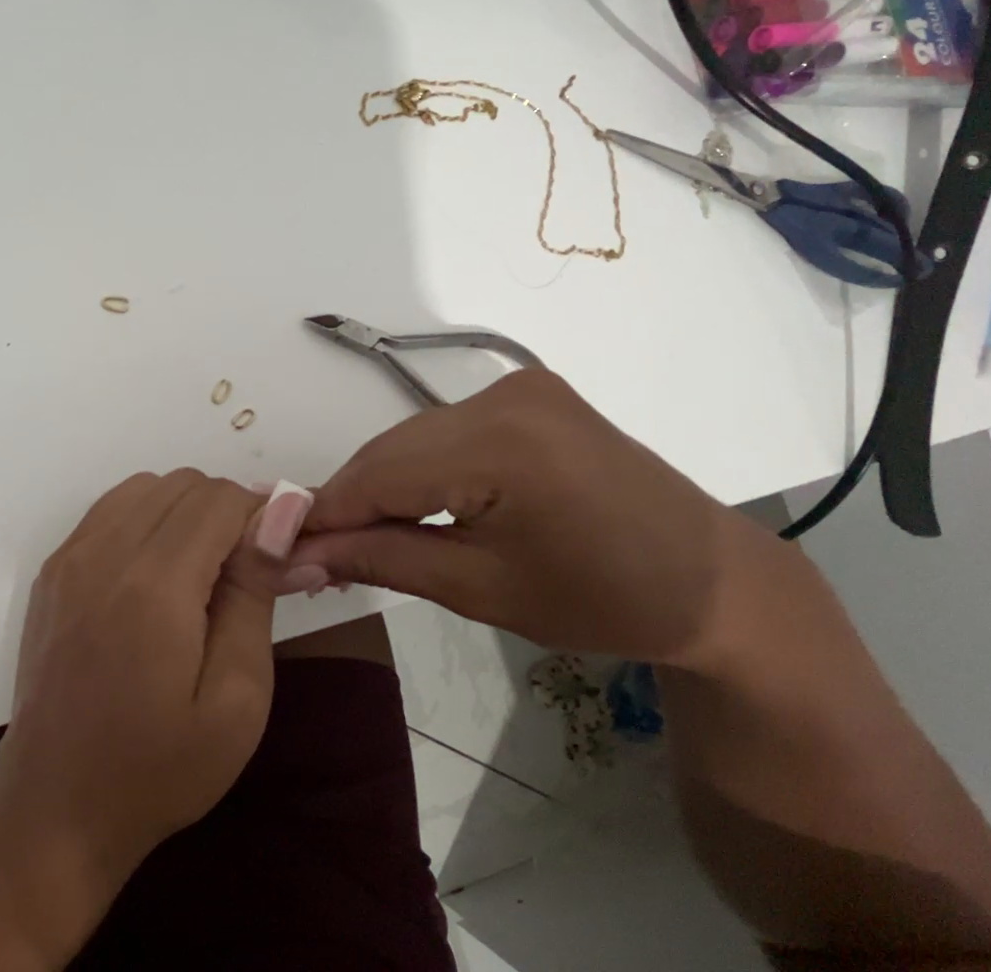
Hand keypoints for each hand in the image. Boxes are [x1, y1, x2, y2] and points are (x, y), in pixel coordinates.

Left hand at [0, 469, 307, 876]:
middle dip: (225, 512)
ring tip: (201, 577)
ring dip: (183, 512)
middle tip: (245, 574)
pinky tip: (155, 581)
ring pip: (141, 488)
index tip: (279, 558)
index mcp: (153, 584)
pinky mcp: (49, 575)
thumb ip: (255, 595)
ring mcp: (66, 560)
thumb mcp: (236, 699)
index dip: (262, 515)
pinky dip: (143, 522)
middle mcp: (101, 553)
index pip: (219, 498)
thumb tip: (281, 516)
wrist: (57, 804)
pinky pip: (106, 513)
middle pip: (180, 483)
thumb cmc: (159, 767)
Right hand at [290, 369, 781, 669]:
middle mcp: (505, 397)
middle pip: (390, 451)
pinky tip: (406, 510)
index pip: (377, 475)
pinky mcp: (529, 397)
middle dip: (348, 504)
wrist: (711, 583)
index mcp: (503, 445)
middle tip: (314, 557)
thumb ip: (380, 560)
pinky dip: (416, 472)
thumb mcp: (478, 589)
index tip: (279, 552)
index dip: (323, 515)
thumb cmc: (601, 601)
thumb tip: (297, 557)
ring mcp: (520, 389)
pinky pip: (443, 434)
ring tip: (359, 541)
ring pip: (412, 440)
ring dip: (379, 488)